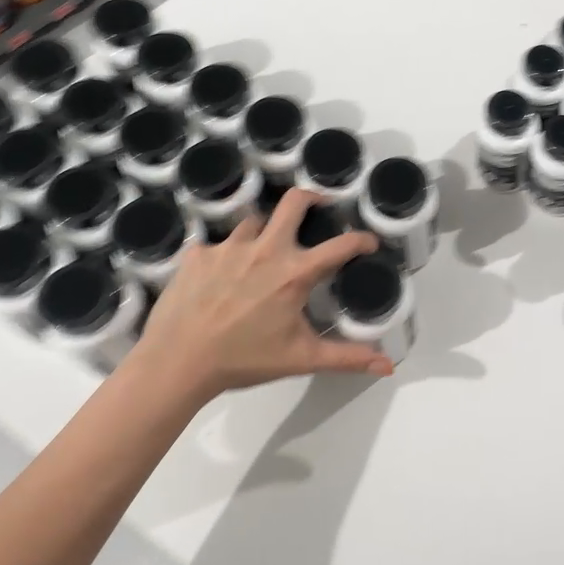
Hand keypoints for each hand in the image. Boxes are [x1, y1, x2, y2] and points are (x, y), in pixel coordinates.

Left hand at [129, 189, 393, 402]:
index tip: (369, 243)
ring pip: (254, 222)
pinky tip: (220, 277)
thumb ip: (347, 358)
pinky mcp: (197, 254)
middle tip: (318, 208)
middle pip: (294, 202)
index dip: (362, 240)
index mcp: (295, 273)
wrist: (176, 365)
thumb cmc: (244, 361)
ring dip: (264, 232)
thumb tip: (387, 366)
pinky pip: (216, 245)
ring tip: (262, 253)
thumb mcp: (301, 359)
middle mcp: (266, 249)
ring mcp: (228, 247)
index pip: (342, 245)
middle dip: (312, 198)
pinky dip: (224, 256)